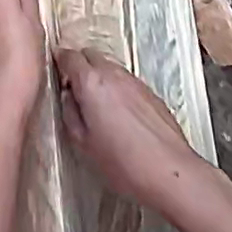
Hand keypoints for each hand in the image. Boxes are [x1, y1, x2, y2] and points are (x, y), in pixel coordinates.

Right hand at [54, 48, 210, 215]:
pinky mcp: (154, 96)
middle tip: (75, 89)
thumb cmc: (125, 163)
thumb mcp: (81, 142)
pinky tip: (123, 116)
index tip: (57, 75)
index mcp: (90, 81)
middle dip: (79, 66)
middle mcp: (113, 74)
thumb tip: (68, 99)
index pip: (68, 55)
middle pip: (89, 54)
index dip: (59, 62)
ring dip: (100, 77)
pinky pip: (128, 82)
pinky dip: (119, 89)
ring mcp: (136, 83)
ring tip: (100, 106)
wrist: (174, 177)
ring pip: (110, 67)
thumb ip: (69, 112)